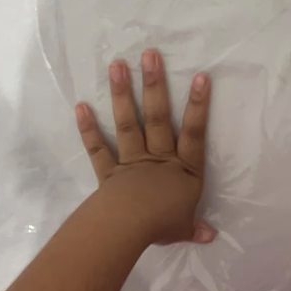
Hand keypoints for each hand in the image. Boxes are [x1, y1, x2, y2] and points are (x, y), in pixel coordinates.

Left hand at [75, 49, 214, 247]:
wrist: (127, 228)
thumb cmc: (161, 225)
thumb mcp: (183, 228)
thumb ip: (194, 228)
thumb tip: (209, 236)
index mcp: (183, 171)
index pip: (194, 133)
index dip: (198, 106)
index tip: (201, 77)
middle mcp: (158, 159)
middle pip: (158, 117)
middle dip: (154, 85)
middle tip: (150, 54)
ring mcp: (131, 162)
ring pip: (128, 124)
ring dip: (122, 94)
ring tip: (117, 65)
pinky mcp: (108, 172)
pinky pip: (98, 148)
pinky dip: (89, 129)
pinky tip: (81, 106)